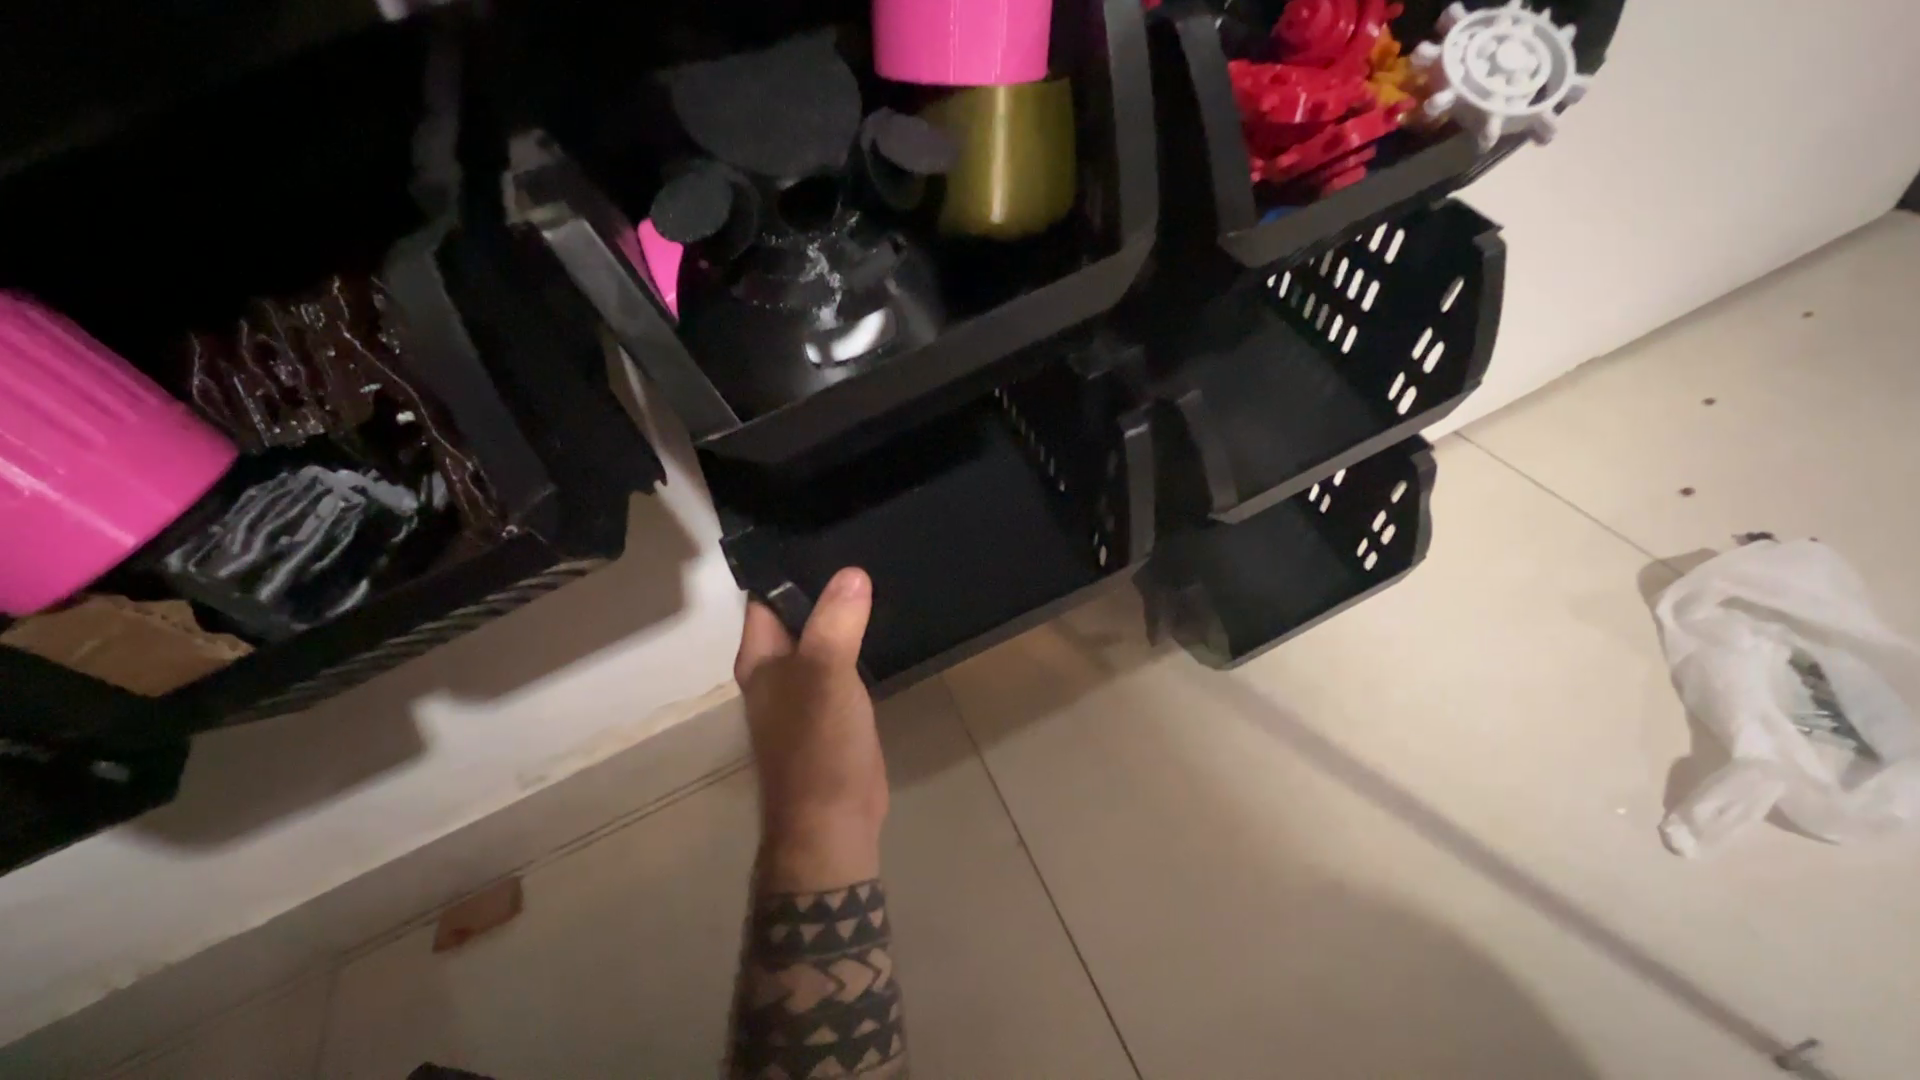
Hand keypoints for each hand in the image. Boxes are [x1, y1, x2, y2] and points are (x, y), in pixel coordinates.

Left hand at [734, 568, 886, 891]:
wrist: (832, 821)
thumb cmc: (817, 745)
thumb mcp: (826, 675)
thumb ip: (836, 622)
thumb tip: (852, 573)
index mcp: (760, 658)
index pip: (765, 596)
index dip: (789, 565)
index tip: (824, 532)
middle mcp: (777, 671)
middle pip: (798, 616)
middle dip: (825, 587)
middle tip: (863, 546)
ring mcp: (805, 693)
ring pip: (824, 640)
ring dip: (844, 616)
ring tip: (878, 575)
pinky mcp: (833, 712)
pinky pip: (844, 666)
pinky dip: (859, 646)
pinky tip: (883, 627)